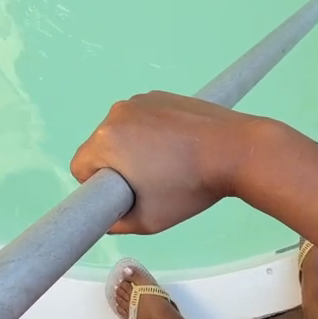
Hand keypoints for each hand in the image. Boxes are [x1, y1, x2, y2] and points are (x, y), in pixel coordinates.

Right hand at [69, 92, 277, 233]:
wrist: (236, 150)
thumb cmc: (190, 186)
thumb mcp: (149, 221)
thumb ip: (118, 223)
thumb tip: (110, 218)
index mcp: (106, 141)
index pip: (80, 167)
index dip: (98, 186)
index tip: (126, 194)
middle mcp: (117, 113)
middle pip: (101, 146)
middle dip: (118, 165)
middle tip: (152, 181)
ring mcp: (141, 99)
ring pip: (123, 131)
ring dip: (135, 146)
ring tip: (170, 163)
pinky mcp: (162, 95)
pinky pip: (143, 118)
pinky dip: (153, 131)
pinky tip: (179, 144)